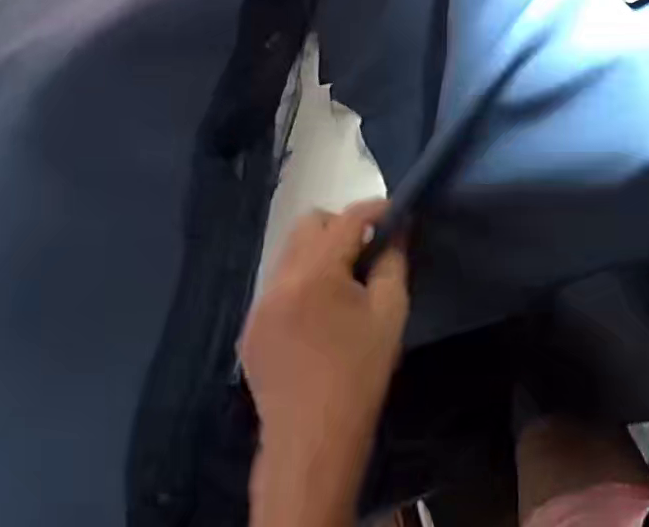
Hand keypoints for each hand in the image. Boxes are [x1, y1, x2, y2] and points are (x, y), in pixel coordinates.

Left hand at [240, 201, 408, 444]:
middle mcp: (279, 282)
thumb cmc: (360, 371)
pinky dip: (303, 279)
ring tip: (346, 281)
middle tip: (369, 249)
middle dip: (342, 225)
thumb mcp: (391, 311)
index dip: (376, 210)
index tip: (398, 214)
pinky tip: (322, 311)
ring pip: (290, 252)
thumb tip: (397, 229)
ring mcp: (258, 306)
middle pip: (309, 224)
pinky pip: (278, 283)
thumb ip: (394, 260)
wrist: (313, 439)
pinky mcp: (250, 329)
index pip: (347, 220)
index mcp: (315, 275)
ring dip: (321, 251)